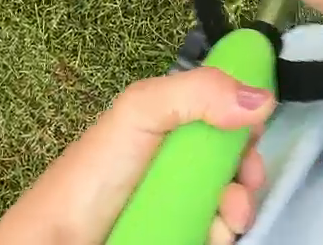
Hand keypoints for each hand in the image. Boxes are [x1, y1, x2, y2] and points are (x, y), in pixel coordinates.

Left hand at [0, 67, 273, 244]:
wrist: (58, 243)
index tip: (254, 135)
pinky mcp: (179, 234)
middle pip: (233, 159)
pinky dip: (223, 233)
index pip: (224, 112)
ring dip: (240, 206)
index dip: (245, 121)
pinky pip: (216, 232)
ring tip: (228, 216)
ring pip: (230, 199)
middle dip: (248, 169)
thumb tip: (264, 98)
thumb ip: (200, 92)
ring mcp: (179, 202)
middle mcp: (179, 159)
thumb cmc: (97, 170)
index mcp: (172, 120)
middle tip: (246, 181)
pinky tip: (215, 235)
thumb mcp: (143, 110)